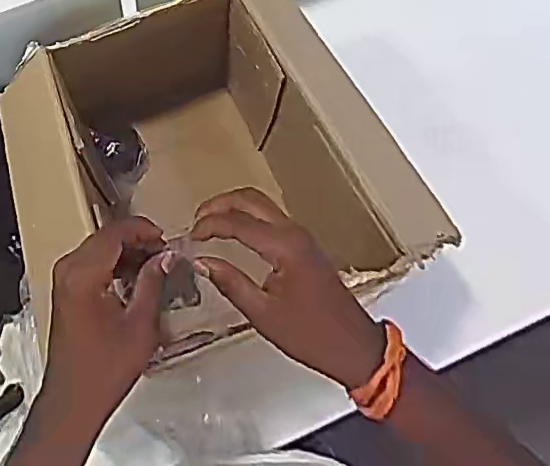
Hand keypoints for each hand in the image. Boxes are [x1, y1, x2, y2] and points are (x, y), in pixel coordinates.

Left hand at [37, 217, 170, 429]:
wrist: (73, 400)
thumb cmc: (103, 370)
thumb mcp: (139, 326)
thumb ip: (152, 284)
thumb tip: (163, 257)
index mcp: (82, 273)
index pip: (113, 233)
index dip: (141, 230)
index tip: (163, 237)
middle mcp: (68, 269)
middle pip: (104, 238)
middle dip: (136, 240)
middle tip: (162, 251)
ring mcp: (64, 277)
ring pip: (98, 248)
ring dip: (125, 251)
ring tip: (153, 264)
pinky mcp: (65, 287)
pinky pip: (91, 262)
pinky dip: (112, 263)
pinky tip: (133, 278)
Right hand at [190, 187, 386, 388]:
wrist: (358, 349)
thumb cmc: (313, 337)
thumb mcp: (265, 316)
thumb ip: (230, 283)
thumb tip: (202, 262)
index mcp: (284, 246)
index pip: (236, 222)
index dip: (209, 225)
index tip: (191, 237)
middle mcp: (292, 232)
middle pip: (249, 198)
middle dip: (218, 204)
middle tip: (197, 220)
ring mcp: (300, 235)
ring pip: (259, 202)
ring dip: (232, 206)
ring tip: (209, 222)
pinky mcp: (302, 243)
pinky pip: (268, 215)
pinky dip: (246, 214)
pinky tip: (234, 230)